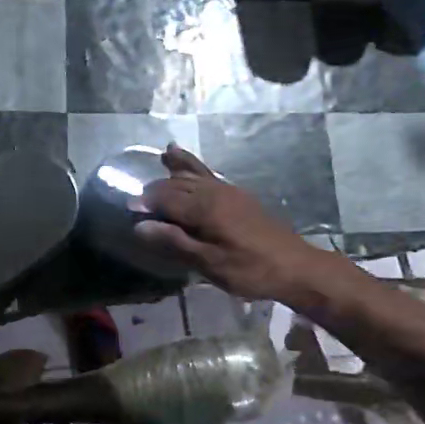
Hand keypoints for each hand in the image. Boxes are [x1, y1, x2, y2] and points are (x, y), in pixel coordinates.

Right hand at [133, 145, 331, 300]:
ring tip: (164, 154)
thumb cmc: (249, 269)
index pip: (165, 198)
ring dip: (177, 167)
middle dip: (157, 188)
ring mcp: (229, 191)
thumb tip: (140, 226)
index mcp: (204, 208)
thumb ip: (174, 241)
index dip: (145, 202)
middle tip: (140, 198)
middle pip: (178, 183)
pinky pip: (209, 175)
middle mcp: (214, 192)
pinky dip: (196, 167)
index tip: (128, 208)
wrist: (295, 267)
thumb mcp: (208, 262)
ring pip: (195, 174)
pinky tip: (192, 168)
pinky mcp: (239, 196)